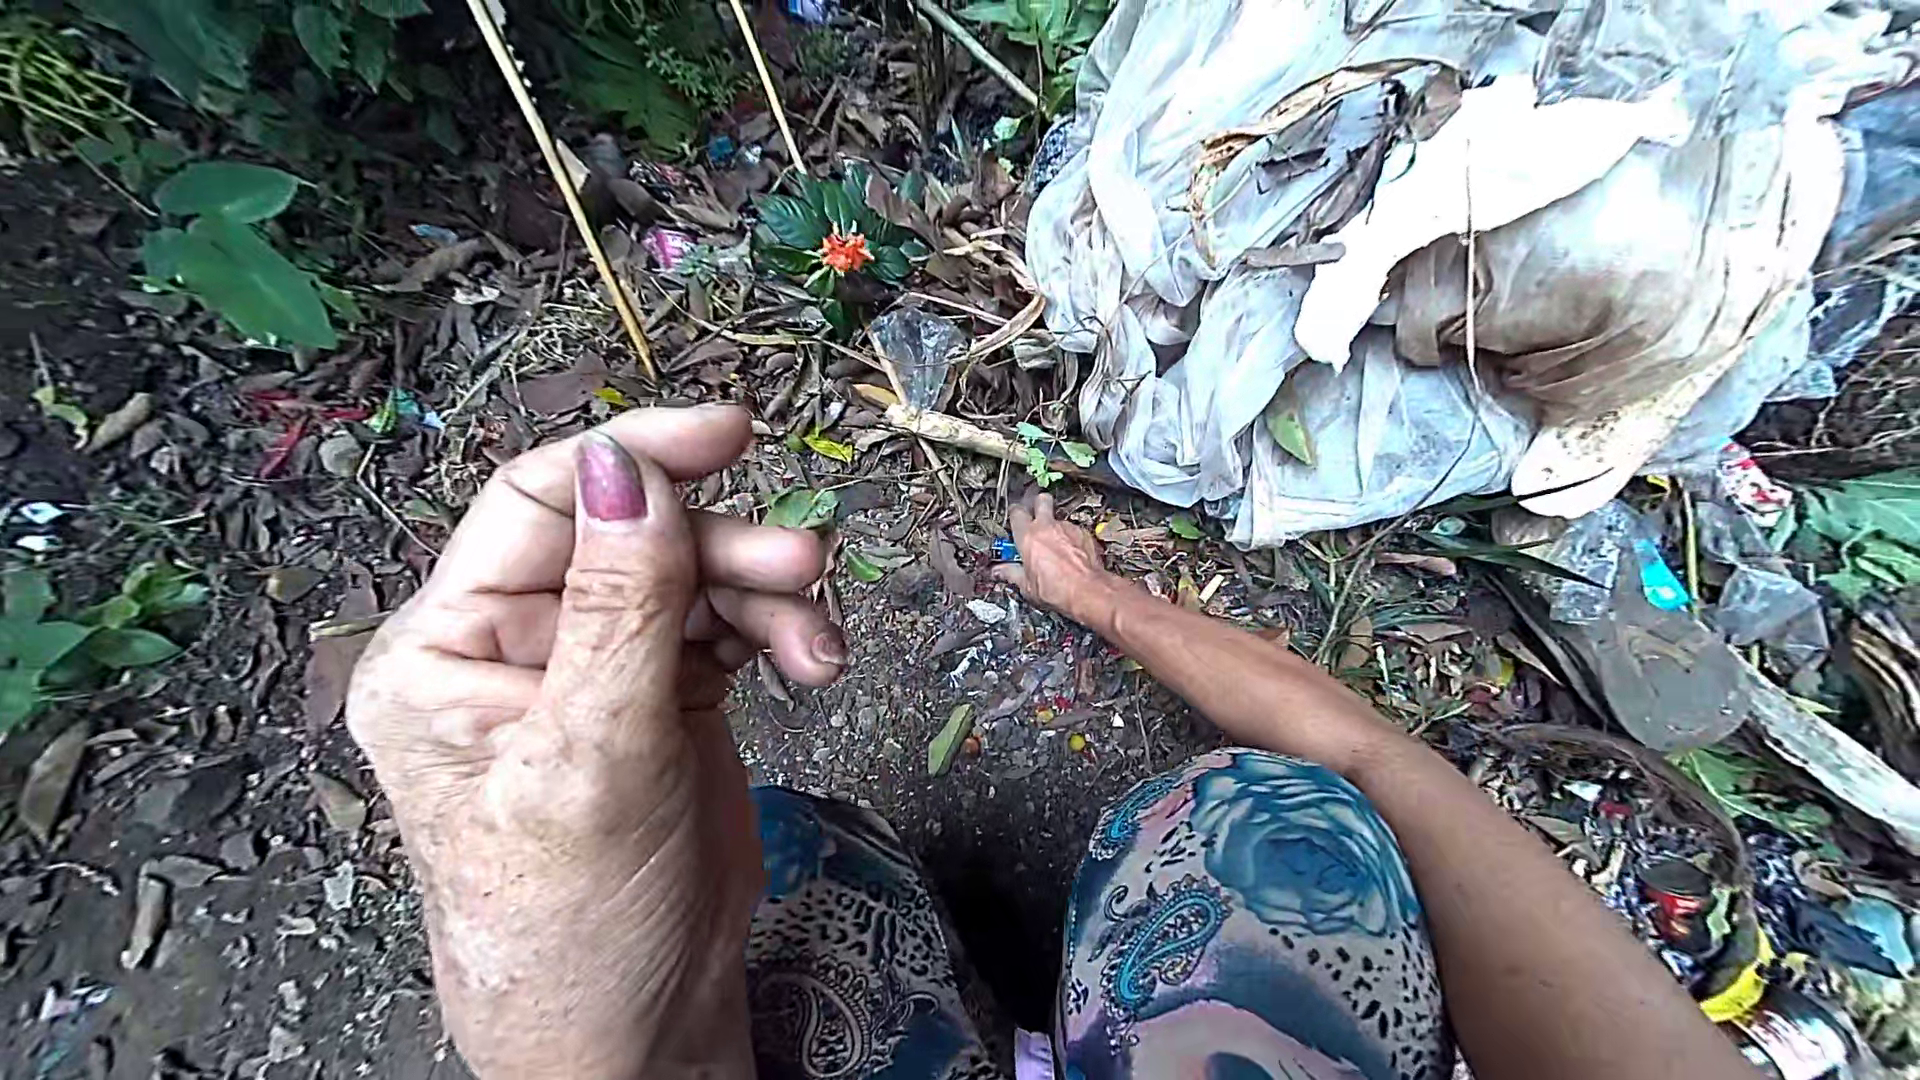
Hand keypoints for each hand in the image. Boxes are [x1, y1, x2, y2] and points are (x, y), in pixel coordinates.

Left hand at [346, 405, 843, 1079]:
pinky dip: (783, 634)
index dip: (637, 456)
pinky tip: (814, 665)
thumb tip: (625, 467)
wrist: (646, 1013)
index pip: (543, 502)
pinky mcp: (680, 681)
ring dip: (773, 601)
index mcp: (459, 643)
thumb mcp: (595, 755)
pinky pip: (738, 622)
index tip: (727, 432)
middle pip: (649, 539)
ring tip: (819, 646)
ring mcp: (616, 657)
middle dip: (731, 549)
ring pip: (707, 579)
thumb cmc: (579, 912)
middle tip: (805, 567)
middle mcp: (536, 635)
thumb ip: (617, 607)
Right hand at [992, 491, 1112, 618]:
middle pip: (1041, 500)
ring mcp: (1068, 528)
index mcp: (1028, 536)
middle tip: (1036, 517)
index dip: (1015, 513)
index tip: (1015, 519)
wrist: (1088, 591)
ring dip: (1056, 528)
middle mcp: (1048, 526)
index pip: (1016, 512)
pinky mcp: (1085, 534)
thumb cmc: (1058, 589)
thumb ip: (1012, 573)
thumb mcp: (1027, 585)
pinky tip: (1071, 554)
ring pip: (1059, 518)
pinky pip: (1075, 531)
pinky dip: (1072, 539)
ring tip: (1056, 547)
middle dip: (1038, 504)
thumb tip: (1001, 571)